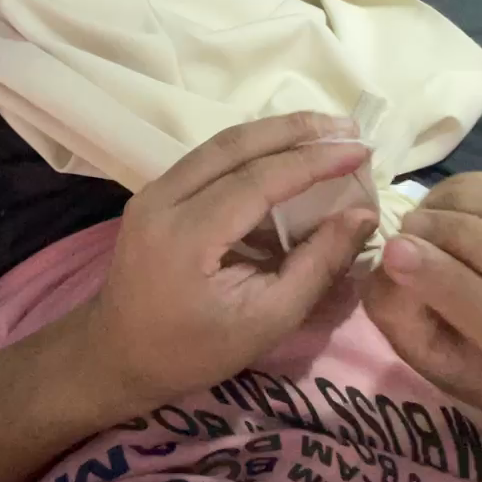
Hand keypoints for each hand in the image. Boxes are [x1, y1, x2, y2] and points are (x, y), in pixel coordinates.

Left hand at [80, 113, 379, 408]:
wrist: (118, 354)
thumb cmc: (194, 350)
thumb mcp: (266, 320)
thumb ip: (317, 264)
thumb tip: (363, 215)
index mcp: (186, 235)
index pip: (257, 180)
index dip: (312, 161)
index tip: (361, 149)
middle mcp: (162, 198)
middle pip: (234, 144)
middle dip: (295, 129)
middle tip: (348, 126)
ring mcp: (153, 190)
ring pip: (219, 144)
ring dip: (273, 133)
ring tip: (325, 132)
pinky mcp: (155, 192)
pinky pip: (208, 159)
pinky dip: (250, 150)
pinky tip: (283, 153)